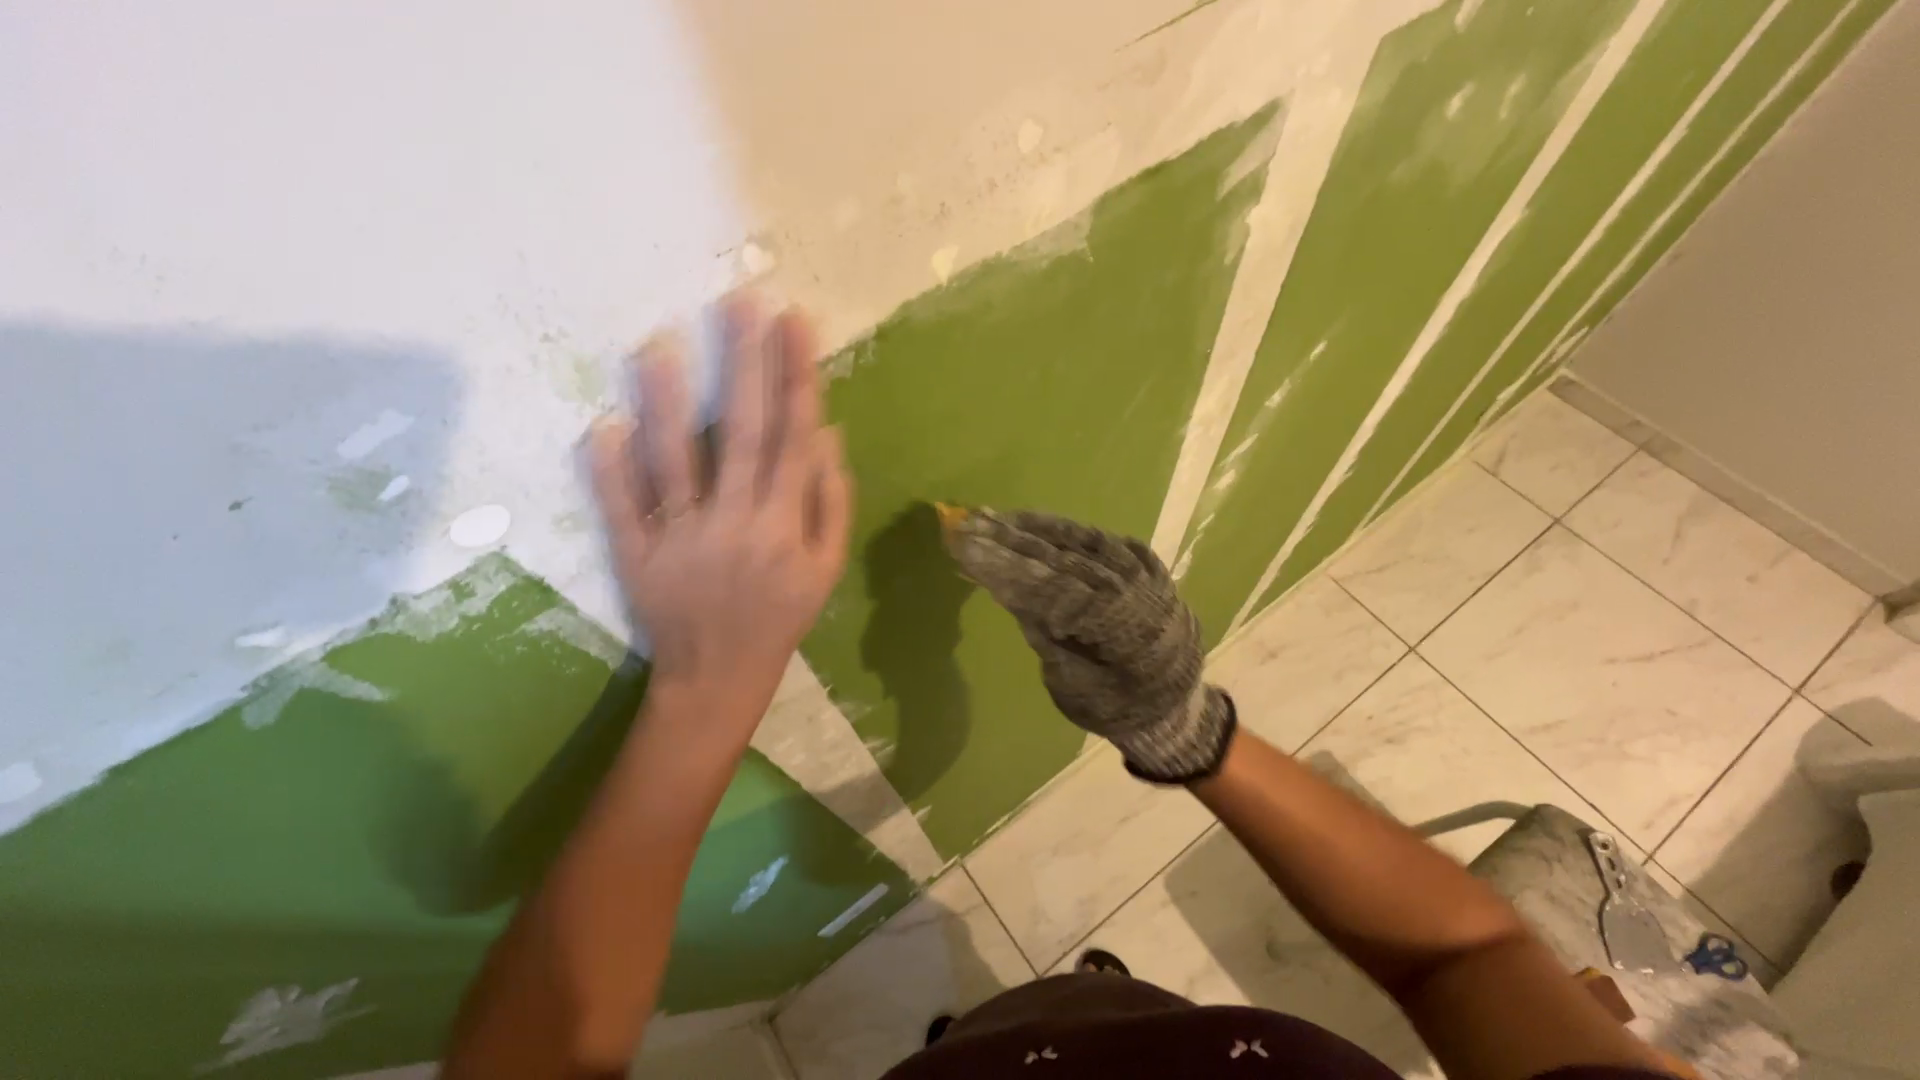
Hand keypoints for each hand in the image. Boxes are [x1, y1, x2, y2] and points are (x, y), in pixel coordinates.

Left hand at [589, 292, 851, 728]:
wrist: (719, 679)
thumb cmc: (780, 618)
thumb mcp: (826, 569)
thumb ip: (831, 501)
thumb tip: (827, 434)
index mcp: (784, 522)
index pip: (793, 435)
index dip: (795, 375)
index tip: (793, 319)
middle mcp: (736, 521)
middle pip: (739, 432)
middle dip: (743, 363)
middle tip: (740, 299)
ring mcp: (682, 538)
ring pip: (675, 462)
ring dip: (666, 403)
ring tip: (659, 344)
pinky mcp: (637, 555)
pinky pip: (623, 508)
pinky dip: (611, 469)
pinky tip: (605, 424)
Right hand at [939, 508, 1233, 782]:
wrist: (1174, 711)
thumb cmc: (1114, 707)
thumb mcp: (1070, 683)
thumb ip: (1044, 635)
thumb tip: (1009, 591)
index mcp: (1113, 623)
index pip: (1047, 583)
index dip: (1004, 563)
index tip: (965, 545)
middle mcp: (1130, 588)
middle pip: (1061, 555)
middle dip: (1011, 538)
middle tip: (969, 521)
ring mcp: (1144, 573)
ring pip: (1084, 540)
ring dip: (1038, 527)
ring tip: (998, 518)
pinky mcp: (1150, 568)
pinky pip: (1108, 542)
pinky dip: (1073, 532)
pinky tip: (1044, 524)